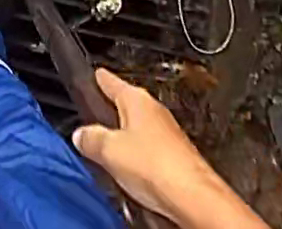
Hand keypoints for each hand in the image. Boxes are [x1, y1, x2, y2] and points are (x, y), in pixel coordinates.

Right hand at [71, 69, 265, 228]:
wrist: (200, 204)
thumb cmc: (157, 168)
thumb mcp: (107, 150)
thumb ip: (88, 138)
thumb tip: (81, 136)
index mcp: (135, 98)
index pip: (107, 79)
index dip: (95, 79)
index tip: (90, 76)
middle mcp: (154, 112)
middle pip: (123, 108)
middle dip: (108, 119)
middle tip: (91, 130)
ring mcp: (170, 137)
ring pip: (138, 134)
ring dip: (125, 145)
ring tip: (111, 161)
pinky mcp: (181, 162)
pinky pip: (152, 156)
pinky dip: (142, 164)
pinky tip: (135, 180)